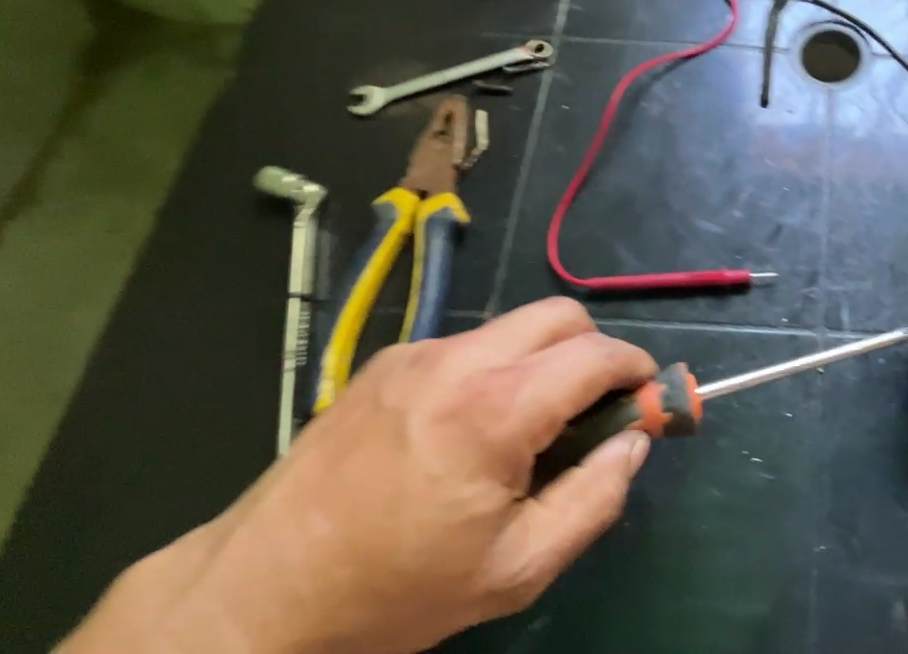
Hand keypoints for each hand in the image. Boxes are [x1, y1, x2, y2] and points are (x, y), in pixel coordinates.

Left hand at [64, 298, 656, 653]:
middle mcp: (458, 360)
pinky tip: (468, 429)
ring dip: (543, 360)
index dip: (636, 369)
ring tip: (527, 429)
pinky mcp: (386, 361)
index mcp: (495, 409)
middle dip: (594, 351)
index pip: (596, 353)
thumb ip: (594, 498)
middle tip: (593, 411)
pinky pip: (468, 345)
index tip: (647, 401)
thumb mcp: (516, 568)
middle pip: (560, 315)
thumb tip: (633, 442)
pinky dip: (496, 368)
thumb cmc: (396, 591)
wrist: (260, 592)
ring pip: (513, 327)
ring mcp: (416, 353)